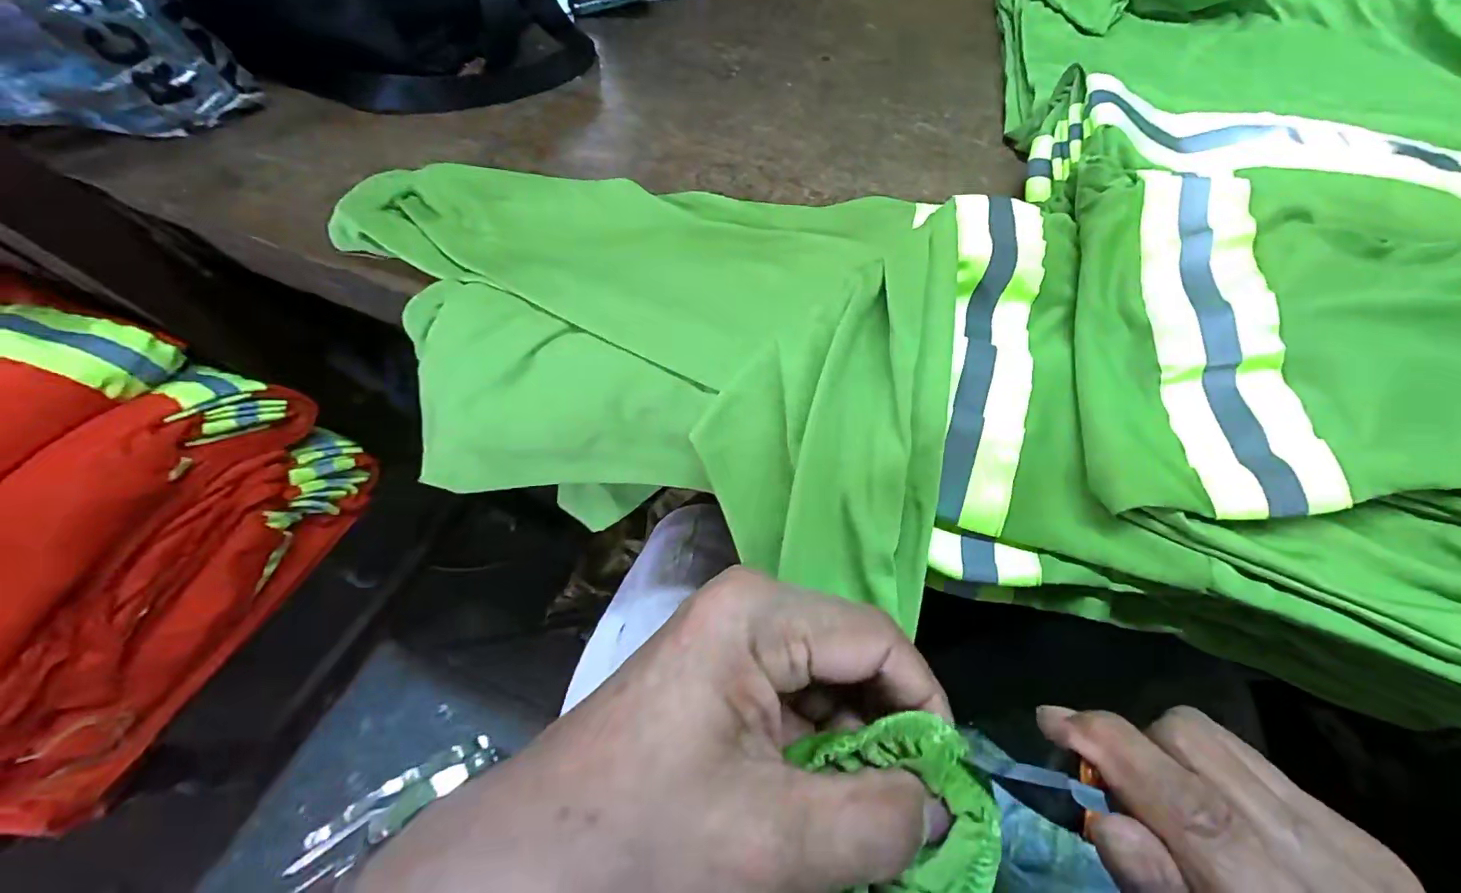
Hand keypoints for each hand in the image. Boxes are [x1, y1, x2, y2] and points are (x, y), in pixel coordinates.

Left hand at [358, 568, 952, 892]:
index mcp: (761, 611)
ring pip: (832, 686)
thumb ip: (874, 824)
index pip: (879, 640)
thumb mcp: (766, 844)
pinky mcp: (722, 678)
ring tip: (868, 818)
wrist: (501, 879)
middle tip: (909, 809)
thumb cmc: (631, 847)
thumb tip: (944, 810)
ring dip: (858, 751)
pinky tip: (822, 809)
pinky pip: (799, 706)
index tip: (942, 783)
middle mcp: (753, 608)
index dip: (923, 706)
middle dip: (888, 734)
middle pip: (857, 660)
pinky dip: (823, 757)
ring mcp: (734, 641)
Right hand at [1038, 706, 1421, 892]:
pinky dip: (1216, 772)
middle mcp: (1319, 853)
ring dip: (1170, 750)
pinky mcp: (1363, 837)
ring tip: (1148, 789)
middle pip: (1201, 740)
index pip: (1187, 802)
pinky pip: (1262, 768)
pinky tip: (1209, 813)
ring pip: (1229, 741)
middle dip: (1136, 744)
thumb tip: (1102, 818)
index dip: (1113, 748)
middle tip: (1102, 786)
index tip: (1051, 718)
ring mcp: (1349, 839)